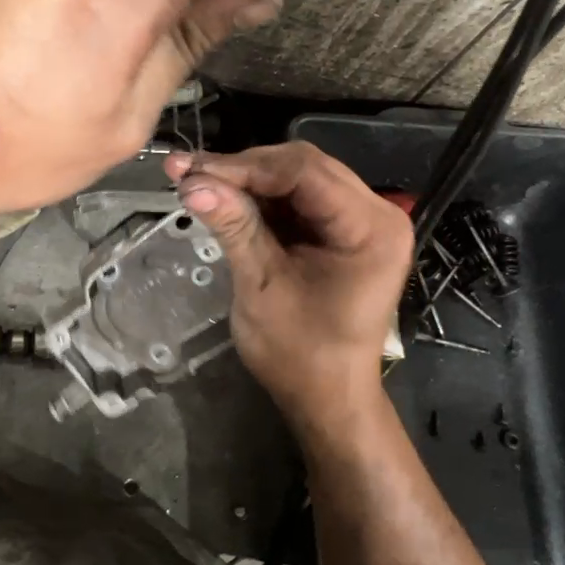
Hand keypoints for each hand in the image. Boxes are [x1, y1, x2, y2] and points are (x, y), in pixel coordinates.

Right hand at [165, 143, 414, 433]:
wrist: (326, 397)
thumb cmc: (300, 353)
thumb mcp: (262, 285)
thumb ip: (234, 226)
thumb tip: (190, 183)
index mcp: (370, 228)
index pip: (303, 172)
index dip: (243, 166)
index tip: (190, 171)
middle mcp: (377, 213)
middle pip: (303, 166)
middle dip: (242, 169)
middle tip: (186, 174)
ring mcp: (362, 221)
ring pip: (297, 177)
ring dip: (247, 180)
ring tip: (196, 182)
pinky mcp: (343, 231)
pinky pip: (298, 198)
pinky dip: (260, 197)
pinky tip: (223, 198)